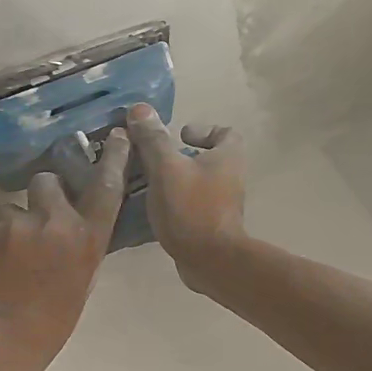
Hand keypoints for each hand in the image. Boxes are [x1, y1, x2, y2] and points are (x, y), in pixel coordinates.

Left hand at [0, 130, 130, 362]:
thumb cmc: (50, 321)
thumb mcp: (81, 279)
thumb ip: (80, 243)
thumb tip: (73, 222)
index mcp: (88, 238)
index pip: (106, 187)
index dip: (114, 158)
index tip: (118, 135)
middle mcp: (57, 221)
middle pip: (47, 182)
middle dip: (40, 196)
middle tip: (32, 223)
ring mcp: (18, 222)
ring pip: (12, 207)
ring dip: (10, 224)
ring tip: (3, 256)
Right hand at [125, 103, 248, 292]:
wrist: (210, 261)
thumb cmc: (191, 208)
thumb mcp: (166, 168)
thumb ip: (153, 139)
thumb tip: (139, 109)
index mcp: (228, 157)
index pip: (226, 132)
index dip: (203, 130)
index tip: (179, 137)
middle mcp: (232, 178)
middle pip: (209, 157)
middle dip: (182, 156)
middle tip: (154, 160)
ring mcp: (224, 204)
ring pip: (199, 183)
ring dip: (176, 180)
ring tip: (147, 183)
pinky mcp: (213, 225)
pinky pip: (194, 205)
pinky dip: (176, 203)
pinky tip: (152, 209)